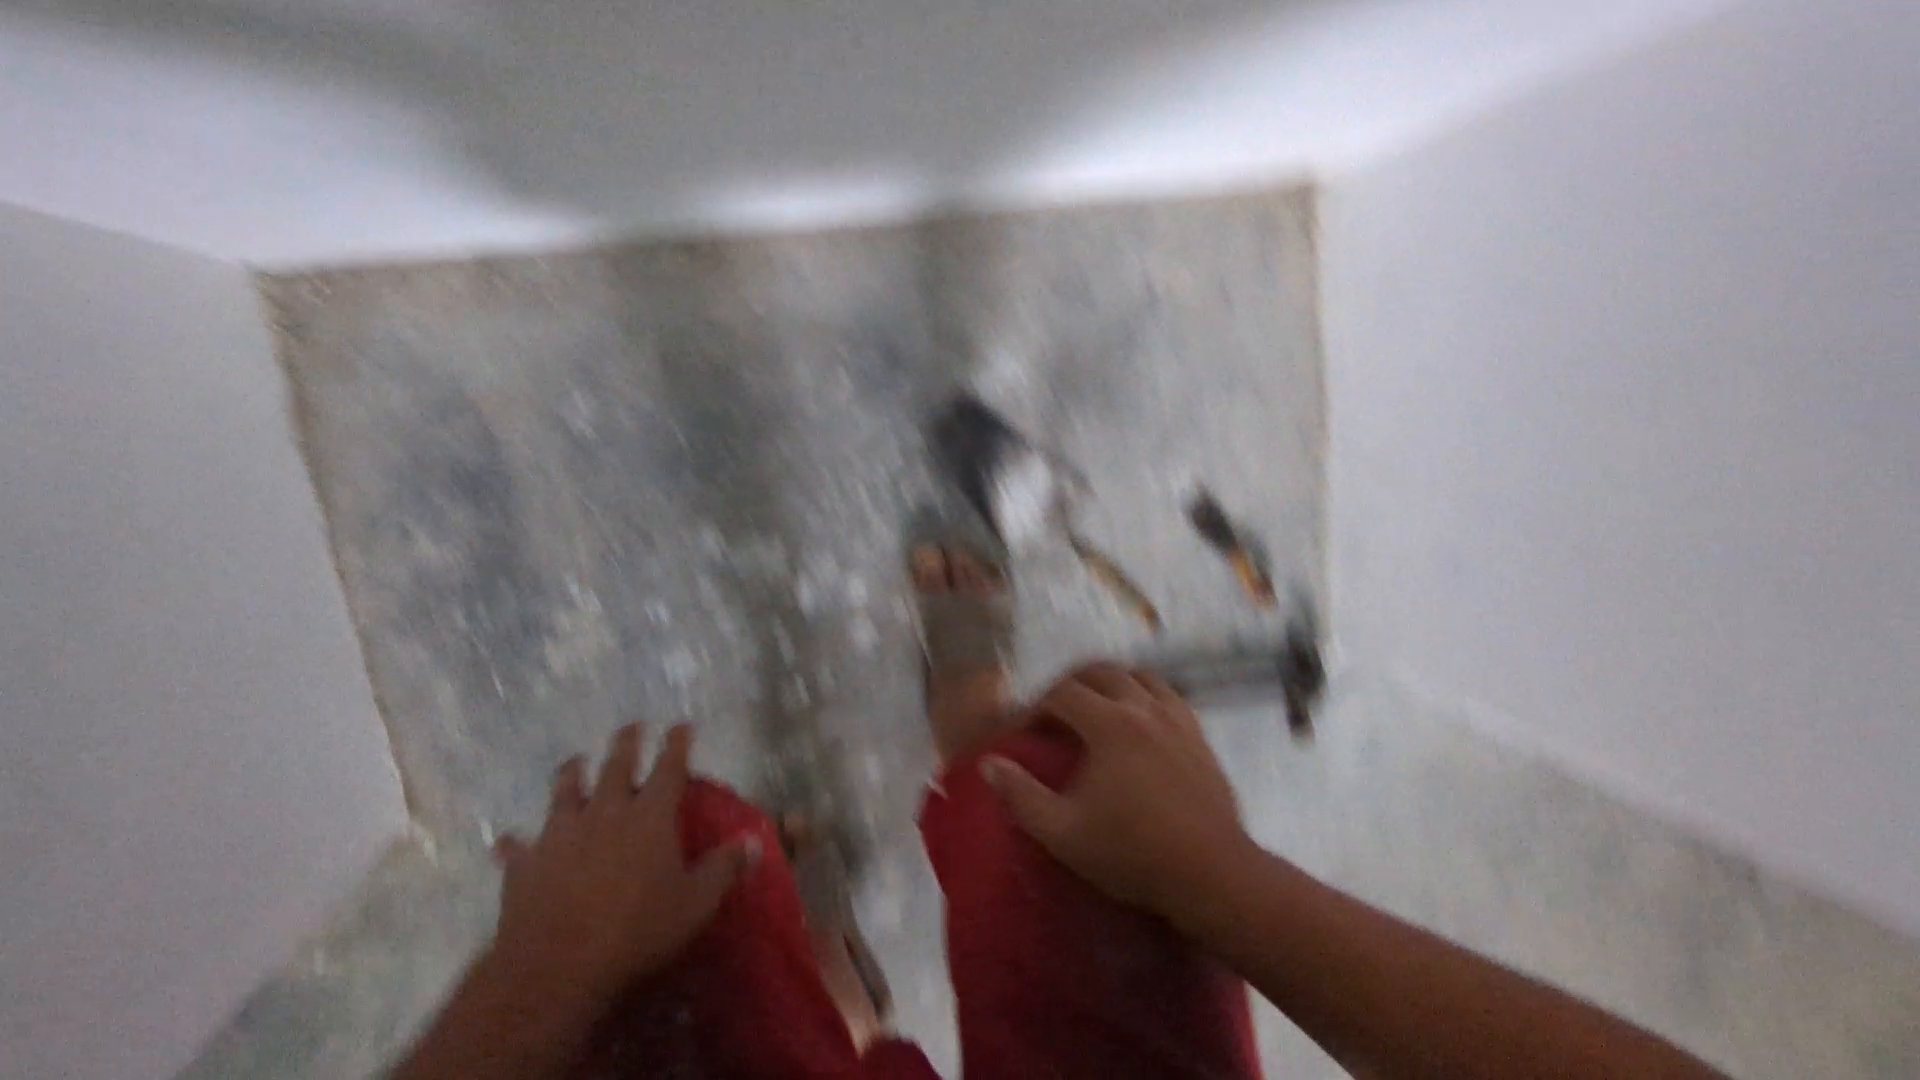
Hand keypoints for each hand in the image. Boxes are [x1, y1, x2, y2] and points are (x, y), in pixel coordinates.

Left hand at [488, 723, 759, 1004]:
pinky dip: (515, 843)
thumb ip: (724, 868)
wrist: (556, 965)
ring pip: (565, 793)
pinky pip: (517, 848)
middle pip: (615, 768)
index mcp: (649, 818)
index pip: (669, 769)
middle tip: (630, 726)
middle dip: (625, 744)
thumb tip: (754, 841)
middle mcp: (604, 814)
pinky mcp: (526, 864)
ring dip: (571, 774)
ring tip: (574, 761)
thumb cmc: (637, 931)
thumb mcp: (695, 904)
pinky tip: (506, 840)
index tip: (681, 725)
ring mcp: (560, 835)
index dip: (677, 744)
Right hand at [981, 663, 1254, 922]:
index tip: (1022, 732)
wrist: (1211, 873)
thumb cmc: (1132, 853)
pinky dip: (1143, 696)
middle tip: (1052, 712)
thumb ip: (1021, 796)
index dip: (1035, 707)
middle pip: (1100, 671)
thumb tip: (988, 763)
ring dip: (1109, 683)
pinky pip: (1166, 695)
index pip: (1061, 693)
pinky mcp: (1199, 735)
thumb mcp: (1063, 833)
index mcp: (1110, 724)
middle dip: (1069, 684)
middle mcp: (1144, 708)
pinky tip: (1137, 725)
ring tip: (1094, 709)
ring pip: (1138, 676)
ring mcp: (1177, 718)